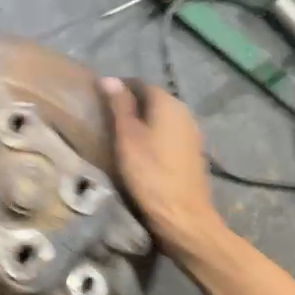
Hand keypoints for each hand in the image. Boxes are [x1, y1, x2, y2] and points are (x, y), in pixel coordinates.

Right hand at [100, 77, 226, 254]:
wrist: (183, 216)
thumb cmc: (149, 173)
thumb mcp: (127, 137)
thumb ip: (119, 106)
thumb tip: (109, 78)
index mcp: (168, 103)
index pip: (141, 84)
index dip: (119, 88)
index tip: (100, 100)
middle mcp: (185, 111)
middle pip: (154, 100)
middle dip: (132, 104)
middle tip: (108, 119)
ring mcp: (192, 133)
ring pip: (163, 118)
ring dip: (144, 122)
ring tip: (122, 136)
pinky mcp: (193, 152)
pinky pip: (170, 135)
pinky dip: (155, 136)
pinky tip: (143, 151)